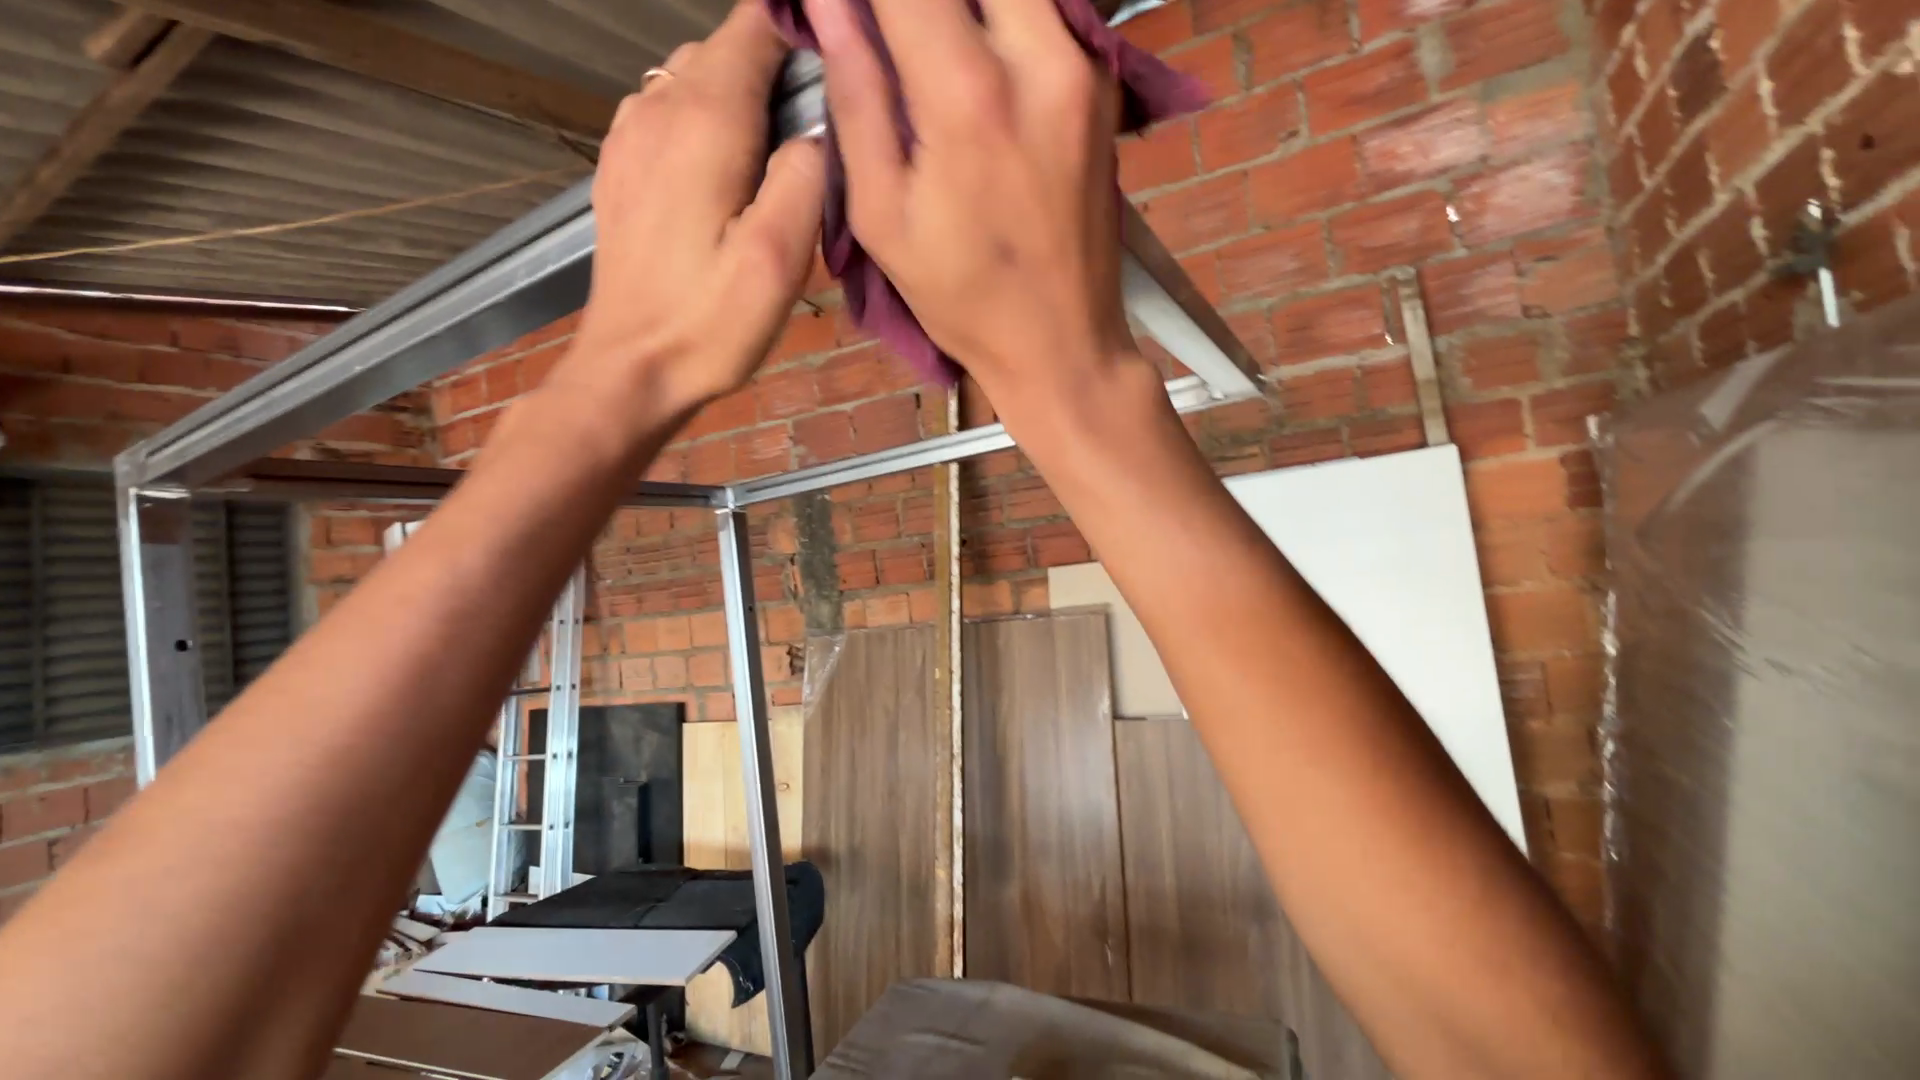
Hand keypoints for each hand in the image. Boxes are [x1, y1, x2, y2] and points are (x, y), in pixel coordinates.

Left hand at [568, 3, 826, 413]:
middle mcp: (659, 107)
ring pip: (695, 76)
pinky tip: (726, 171)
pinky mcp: (622, 166)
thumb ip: (807, 174)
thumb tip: (818, 128)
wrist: (632, 369)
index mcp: (706, 121)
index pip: (756, 27)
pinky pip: (668, 110)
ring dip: (742, 95)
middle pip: (727, 47)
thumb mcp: (780, 256)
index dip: (802, 31)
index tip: (841, 65)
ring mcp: (631, 135)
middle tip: (821, 127)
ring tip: (779, 151)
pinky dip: (706, 119)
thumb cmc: (711, 323)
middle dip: (778, 67)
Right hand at [804, 0, 1140, 403]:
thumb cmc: (962, 297)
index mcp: (968, 96)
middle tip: (888, 27)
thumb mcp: (883, 216)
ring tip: (924, 47)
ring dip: (962, 3)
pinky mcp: (1103, 82)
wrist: (1062, 342)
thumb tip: (830, 4)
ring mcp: (1083, 66)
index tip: (847, 10)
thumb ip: (857, 96)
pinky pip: (1049, 7)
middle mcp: (1040, 59)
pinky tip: (975, 54)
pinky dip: (1004, 14)